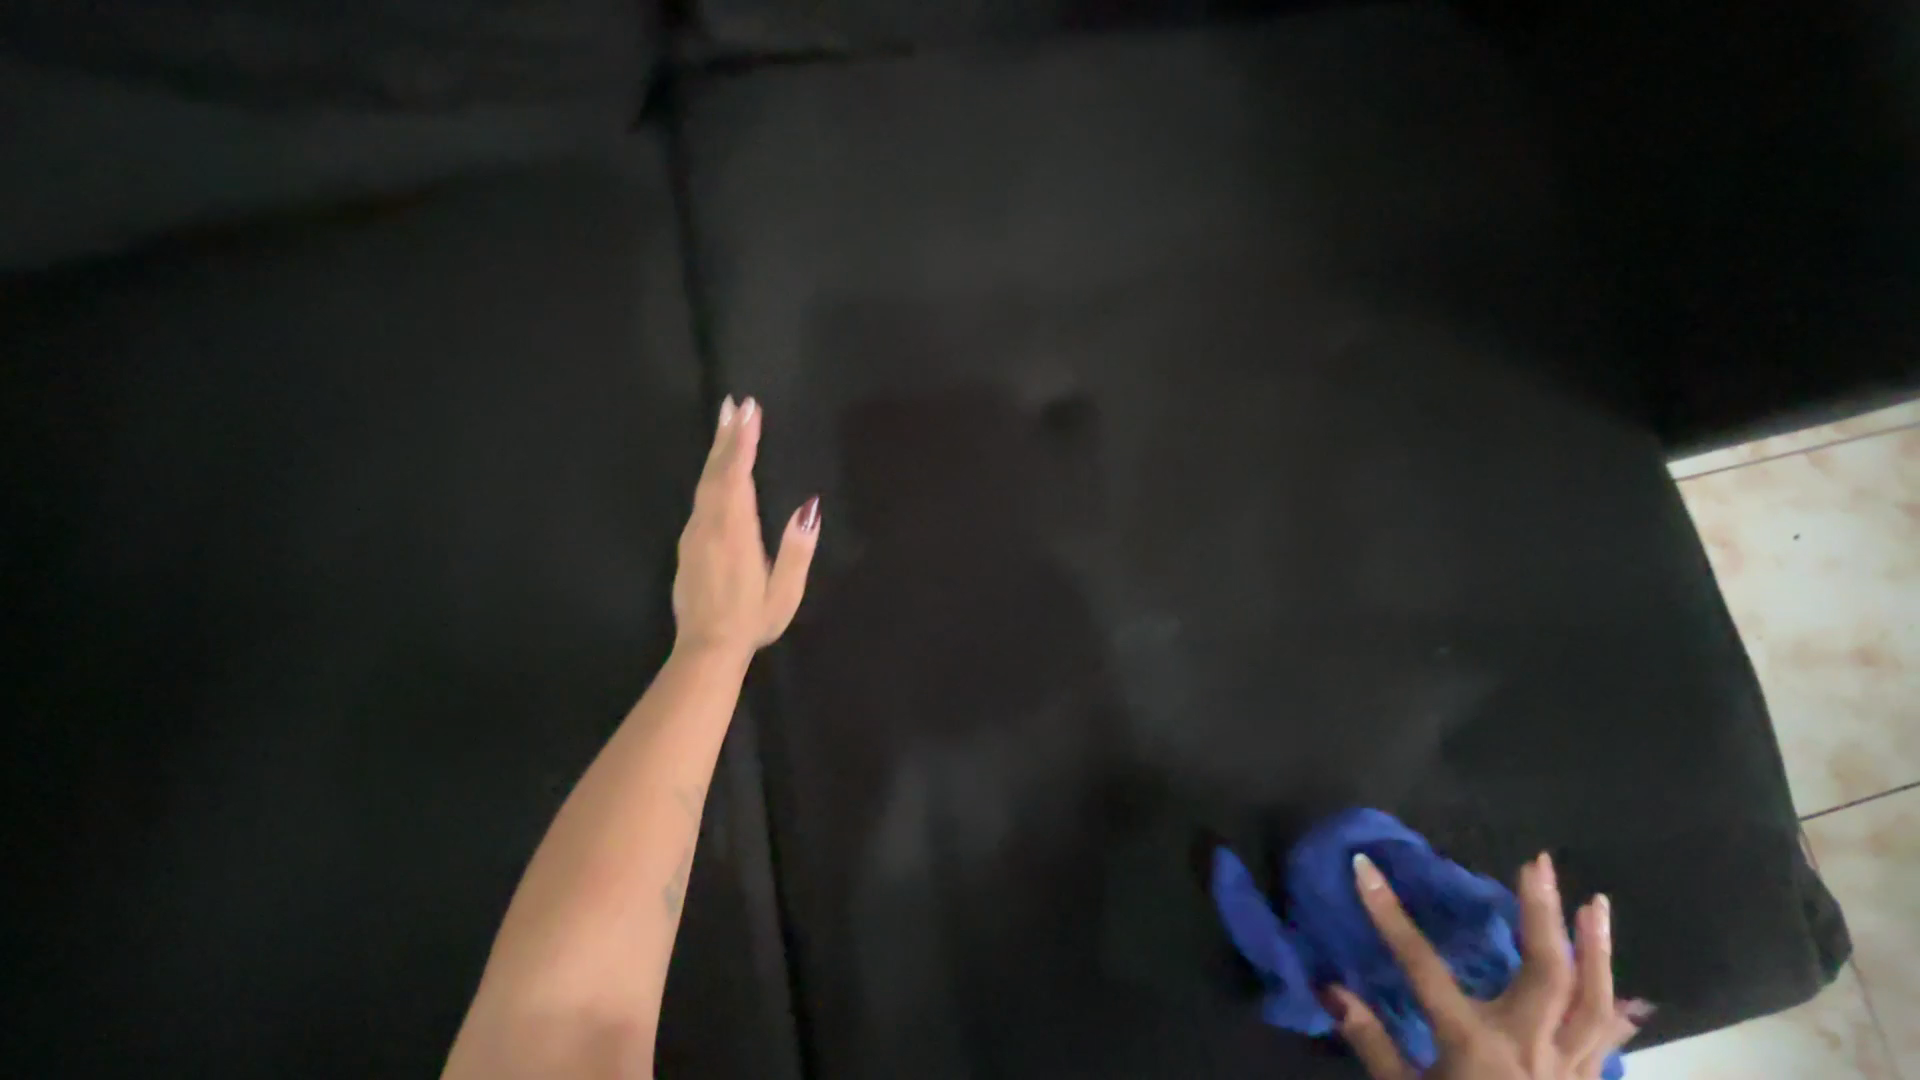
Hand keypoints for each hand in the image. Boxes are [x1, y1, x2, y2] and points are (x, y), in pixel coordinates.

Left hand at [672, 396, 819, 659]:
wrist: (705, 648)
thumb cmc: (751, 621)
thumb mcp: (785, 592)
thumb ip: (797, 549)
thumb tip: (809, 508)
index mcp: (735, 534)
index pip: (738, 476)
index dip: (743, 442)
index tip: (749, 411)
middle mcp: (710, 526)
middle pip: (717, 471)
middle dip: (727, 436)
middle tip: (733, 403)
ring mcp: (694, 533)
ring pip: (705, 482)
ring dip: (716, 451)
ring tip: (726, 423)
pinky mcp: (688, 542)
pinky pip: (701, 496)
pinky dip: (711, 473)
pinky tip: (717, 468)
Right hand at [1327, 853, 1650, 1079]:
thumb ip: (1371, 1043)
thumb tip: (1330, 989)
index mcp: (1473, 1046)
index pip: (1422, 965)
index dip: (1389, 915)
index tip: (1365, 869)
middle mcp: (1528, 1047)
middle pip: (1546, 971)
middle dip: (1542, 913)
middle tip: (1539, 863)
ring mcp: (1565, 1067)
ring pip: (1594, 999)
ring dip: (1596, 948)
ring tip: (1596, 903)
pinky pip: (1605, 1037)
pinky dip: (1612, 1002)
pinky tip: (1618, 983)